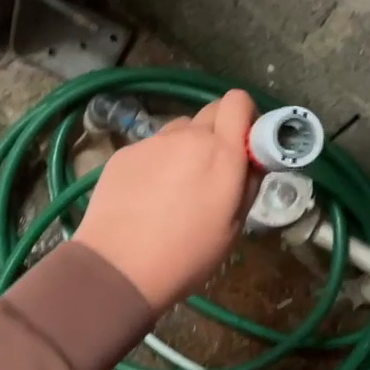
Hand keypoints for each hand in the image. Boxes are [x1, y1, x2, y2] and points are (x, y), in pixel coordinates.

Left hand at [74, 89, 257, 311]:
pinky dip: (156, 162)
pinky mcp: (125, 152)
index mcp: (223, 153)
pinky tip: (146, 196)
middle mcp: (188, 137)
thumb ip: (247, 186)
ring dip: (186, 146)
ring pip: (179, 130)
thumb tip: (250, 164)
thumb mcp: (234, 229)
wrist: (119, 267)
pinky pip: (151, 147)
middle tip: (212, 168)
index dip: (245, 115)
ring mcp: (153, 142)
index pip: (238, 101)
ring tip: (175, 185)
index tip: (245, 141)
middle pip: (210, 111)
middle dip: (218, 132)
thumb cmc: (187, 256)